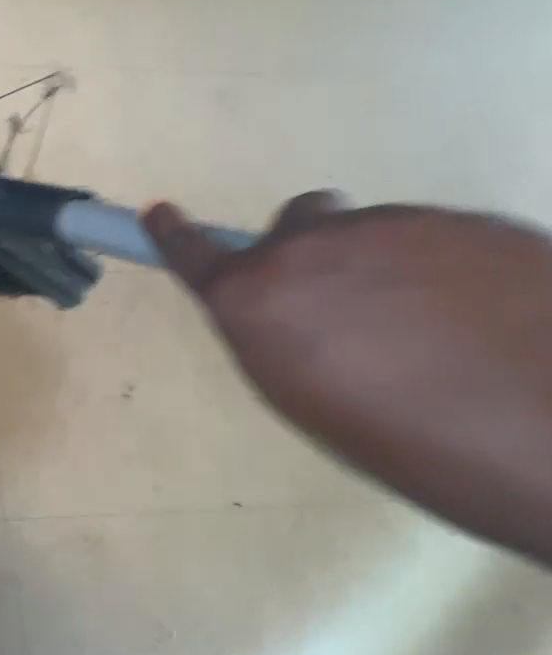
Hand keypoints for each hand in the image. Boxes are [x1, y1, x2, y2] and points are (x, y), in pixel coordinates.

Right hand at [144, 193, 551, 564]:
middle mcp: (309, 246)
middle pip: (300, 219)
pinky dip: (454, 265)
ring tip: (450, 325)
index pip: (191, 250)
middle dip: (316, 248)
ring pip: (377, 230)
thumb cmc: (406, 440)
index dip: (172, 232)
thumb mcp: (301, 392)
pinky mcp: (474, 222)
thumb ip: (273, 330)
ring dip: (391, 261)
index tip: (160, 213)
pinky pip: (444, 235)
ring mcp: (394, 226)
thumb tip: (286, 306)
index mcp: (252, 294)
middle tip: (359, 302)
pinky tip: (495, 314)